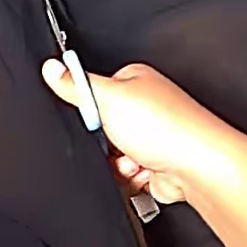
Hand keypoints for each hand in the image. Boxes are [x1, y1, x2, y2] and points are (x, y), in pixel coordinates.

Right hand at [41, 60, 241, 203]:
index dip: (88, 110)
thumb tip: (52, 68)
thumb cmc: (165, 127)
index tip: (88, 118)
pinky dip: (131, 177)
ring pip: (114, 157)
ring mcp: (150, 139)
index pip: (95, 92)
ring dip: (118, 163)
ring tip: (134, 159)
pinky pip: (128, 175)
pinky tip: (143, 171)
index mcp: (134, 83)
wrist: (194, 165)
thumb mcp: (108, 98)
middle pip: (102, 129)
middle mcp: (144, 109)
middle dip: (104, 143)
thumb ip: (76, 86)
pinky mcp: (154, 165)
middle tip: (114, 142)